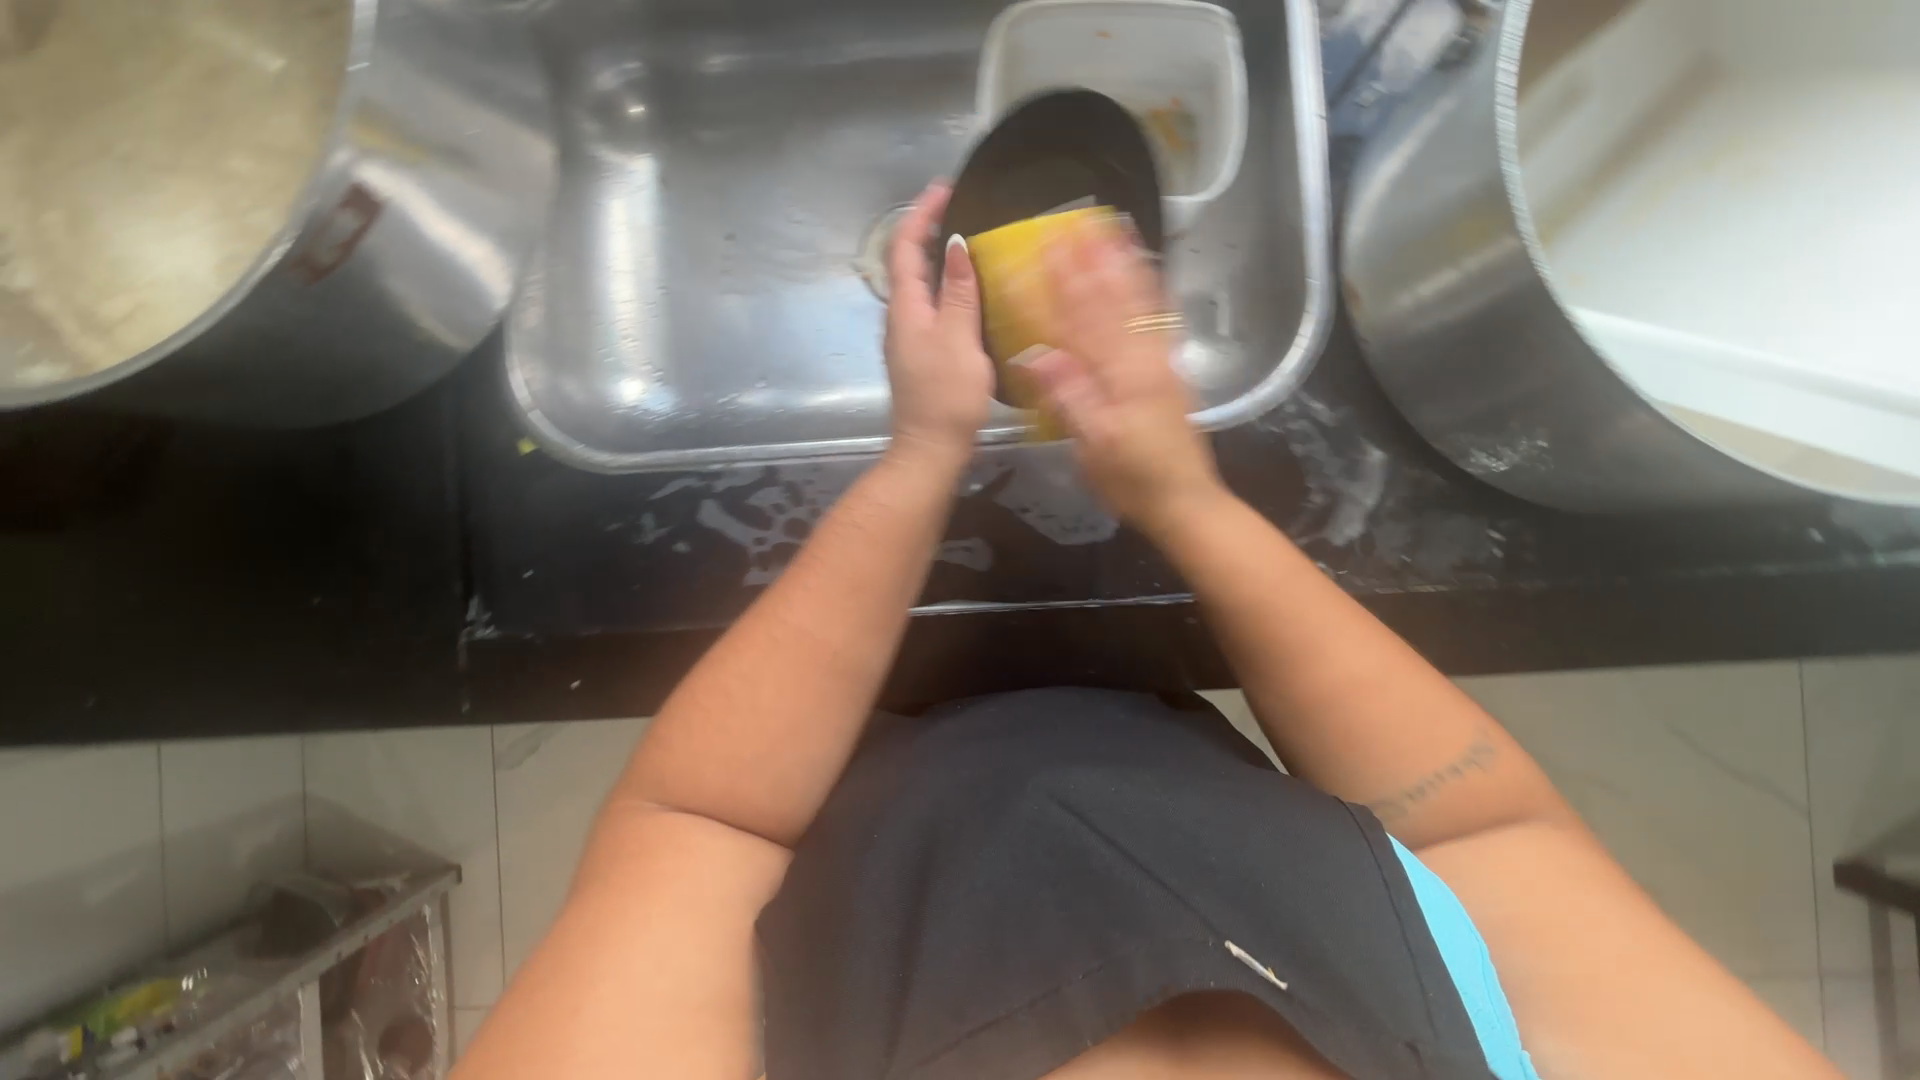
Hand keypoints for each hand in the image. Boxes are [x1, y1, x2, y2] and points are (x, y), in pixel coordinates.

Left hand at [883, 182, 993, 464]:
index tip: (945, 187)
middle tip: (962, 208)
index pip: (904, 247)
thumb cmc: (946, 395)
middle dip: (929, 230)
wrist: (930, 448)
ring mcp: (909, 338)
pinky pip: (932, 307)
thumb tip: (955, 244)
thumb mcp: (958, 338)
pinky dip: (948, 287)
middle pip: (909, 263)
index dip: (921, 213)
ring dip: (939, 258)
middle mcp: (901, 317)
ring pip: (921, 286)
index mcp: (905, 308)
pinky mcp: (922, 354)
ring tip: (970, 240)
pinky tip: (971, 291)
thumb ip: (958, 291)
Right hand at [1021, 212, 1227, 539]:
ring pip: (1139, 303)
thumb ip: (1070, 398)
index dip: (1059, 284)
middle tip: (1075, 223)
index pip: (1081, 320)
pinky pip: (1160, 321)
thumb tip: (1037, 355)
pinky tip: (1146, 275)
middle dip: (1091, 261)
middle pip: (1113, 301)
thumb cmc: (1132, 479)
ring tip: (1113, 229)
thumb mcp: (1094, 446)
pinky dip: (1151, 291)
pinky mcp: (1170, 373)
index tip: (1040, 251)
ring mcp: (1160, 363)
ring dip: (1124, 265)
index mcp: (1118, 376)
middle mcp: (1142, 359)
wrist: (1184, 501)